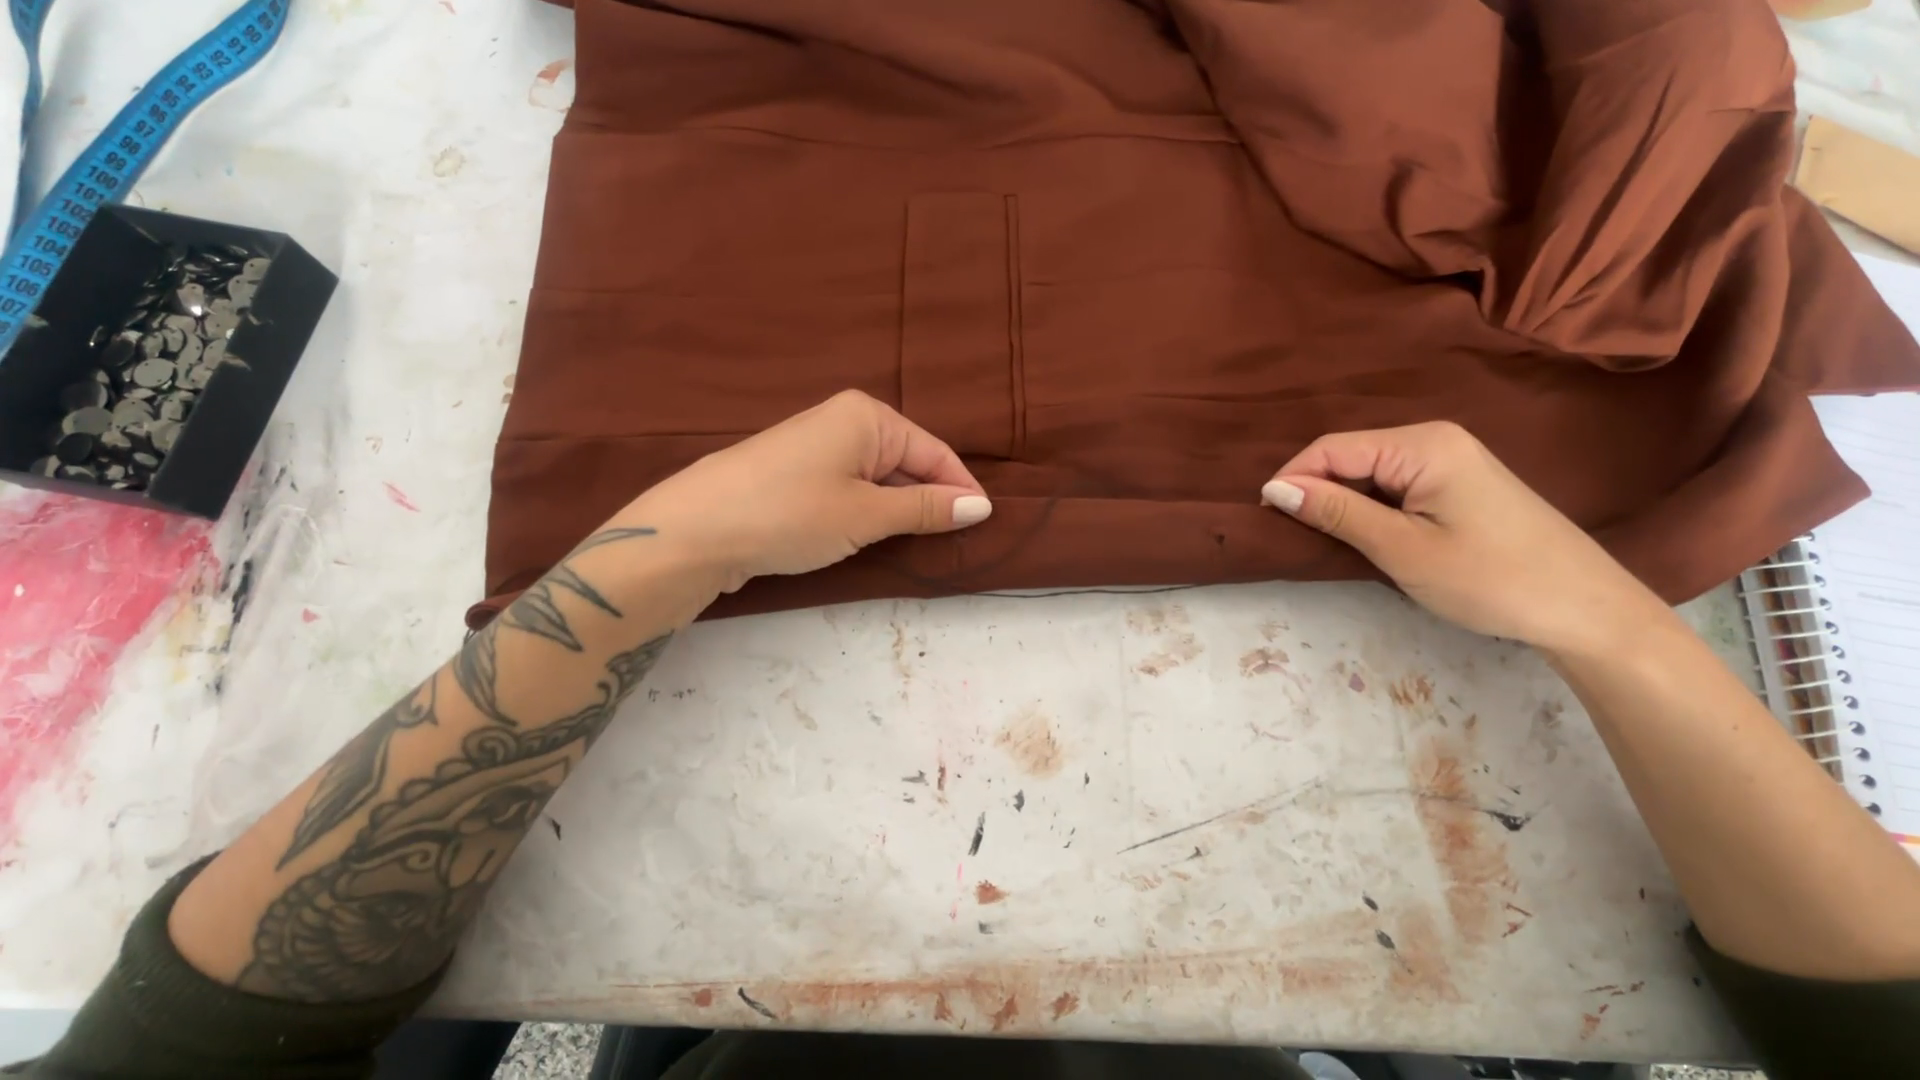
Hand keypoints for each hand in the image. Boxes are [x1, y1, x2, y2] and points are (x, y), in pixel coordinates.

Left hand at [613, 390, 991, 590]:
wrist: (696, 530)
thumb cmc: (791, 514)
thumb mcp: (867, 515)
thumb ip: (925, 508)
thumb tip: (980, 506)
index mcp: (868, 416)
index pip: (935, 452)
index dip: (962, 490)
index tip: (986, 525)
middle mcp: (844, 420)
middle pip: (907, 461)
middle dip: (930, 499)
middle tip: (952, 543)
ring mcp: (815, 446)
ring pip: (877, 477)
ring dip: (898, 508)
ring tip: (917, 544)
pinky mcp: (794, 473)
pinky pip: (849, 486)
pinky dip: (867, 510)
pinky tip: (870, 536)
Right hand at [1259, 422, 1667, 658]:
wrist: (1585, 608)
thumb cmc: (1490, 579)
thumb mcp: (1402, 549)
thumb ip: (1337, 513)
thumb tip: (1274, 489)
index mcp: (1423, 444)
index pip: (1332, 448)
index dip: (1292, 478)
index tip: (1264, 518)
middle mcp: (1435, 439)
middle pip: (1351, 455)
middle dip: (1316, 489)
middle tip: (1294, 536)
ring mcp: (1451, 459)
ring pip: (1371, 471)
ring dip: (1342, 500)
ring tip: (1325, 539)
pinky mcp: (1459, 483)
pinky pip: (1395, 483)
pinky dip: (1370, 506)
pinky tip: (1365, 534)